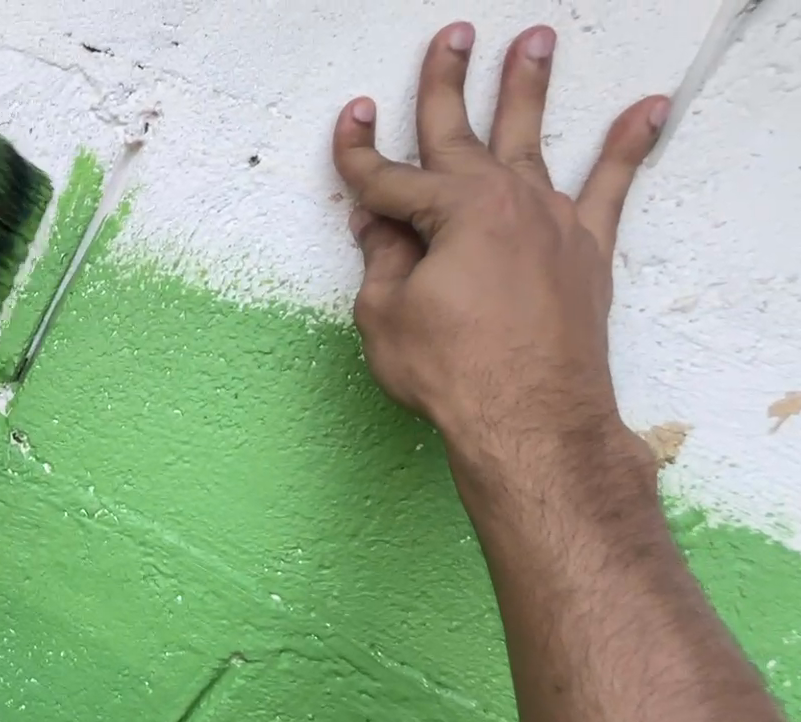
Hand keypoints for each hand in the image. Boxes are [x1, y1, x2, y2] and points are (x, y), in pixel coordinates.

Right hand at [332, 23, 669, 493]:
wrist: (527, 412)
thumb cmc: (445, 366)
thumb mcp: (384, 314)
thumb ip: (382, 260)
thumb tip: (377, 223)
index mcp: (450, 215)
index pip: (390, 178)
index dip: (359, 152)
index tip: (350, 117)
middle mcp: (504, 202)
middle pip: (463, 136)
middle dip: (448, 86)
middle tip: (450, 37)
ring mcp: (552, 219)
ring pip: (532, 142)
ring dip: (528, 92)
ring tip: (534, 42)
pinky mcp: (586, 247)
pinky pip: (610, 185)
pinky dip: (626, 148)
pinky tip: (643, 111)